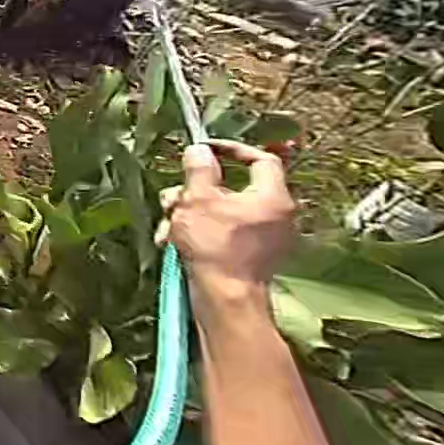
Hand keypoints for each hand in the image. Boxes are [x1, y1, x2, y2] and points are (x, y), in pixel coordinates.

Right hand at [159, 140, 295, 308]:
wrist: (224, 296)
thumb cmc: (214, 245)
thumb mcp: (198, 199)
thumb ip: (199, 169)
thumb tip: (200, 150)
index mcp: (271, 198)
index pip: (260, 159)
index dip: (231, 149)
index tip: (204, 148)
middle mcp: (275, 215)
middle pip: (228, 187)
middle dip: (193, 191)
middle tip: (173, 199)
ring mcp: (264, 236)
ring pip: (218, 209)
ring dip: (187, 212)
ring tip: (168, 226)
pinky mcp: (249, 252)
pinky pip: (220, 229)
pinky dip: (196, 230)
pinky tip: (172, 240)